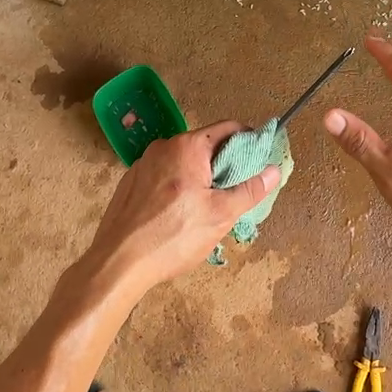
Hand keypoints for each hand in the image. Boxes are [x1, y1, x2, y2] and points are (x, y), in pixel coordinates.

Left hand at [84, 122, 280, 291]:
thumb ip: (250, 190)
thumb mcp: (220, 215)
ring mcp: (143, 163)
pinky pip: (162, 177)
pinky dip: (176, 188)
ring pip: (182, 163)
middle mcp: (164, 146)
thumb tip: (274, 170)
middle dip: (223, 166)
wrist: (118, 263)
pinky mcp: (130, 183)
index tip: (259, 160)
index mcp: (188, 146)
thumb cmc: (173, 236)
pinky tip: (177, 217)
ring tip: (207, 209)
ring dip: (198, 179)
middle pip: (204, 146)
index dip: (248, 141)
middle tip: (235, 192)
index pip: (228, 129)